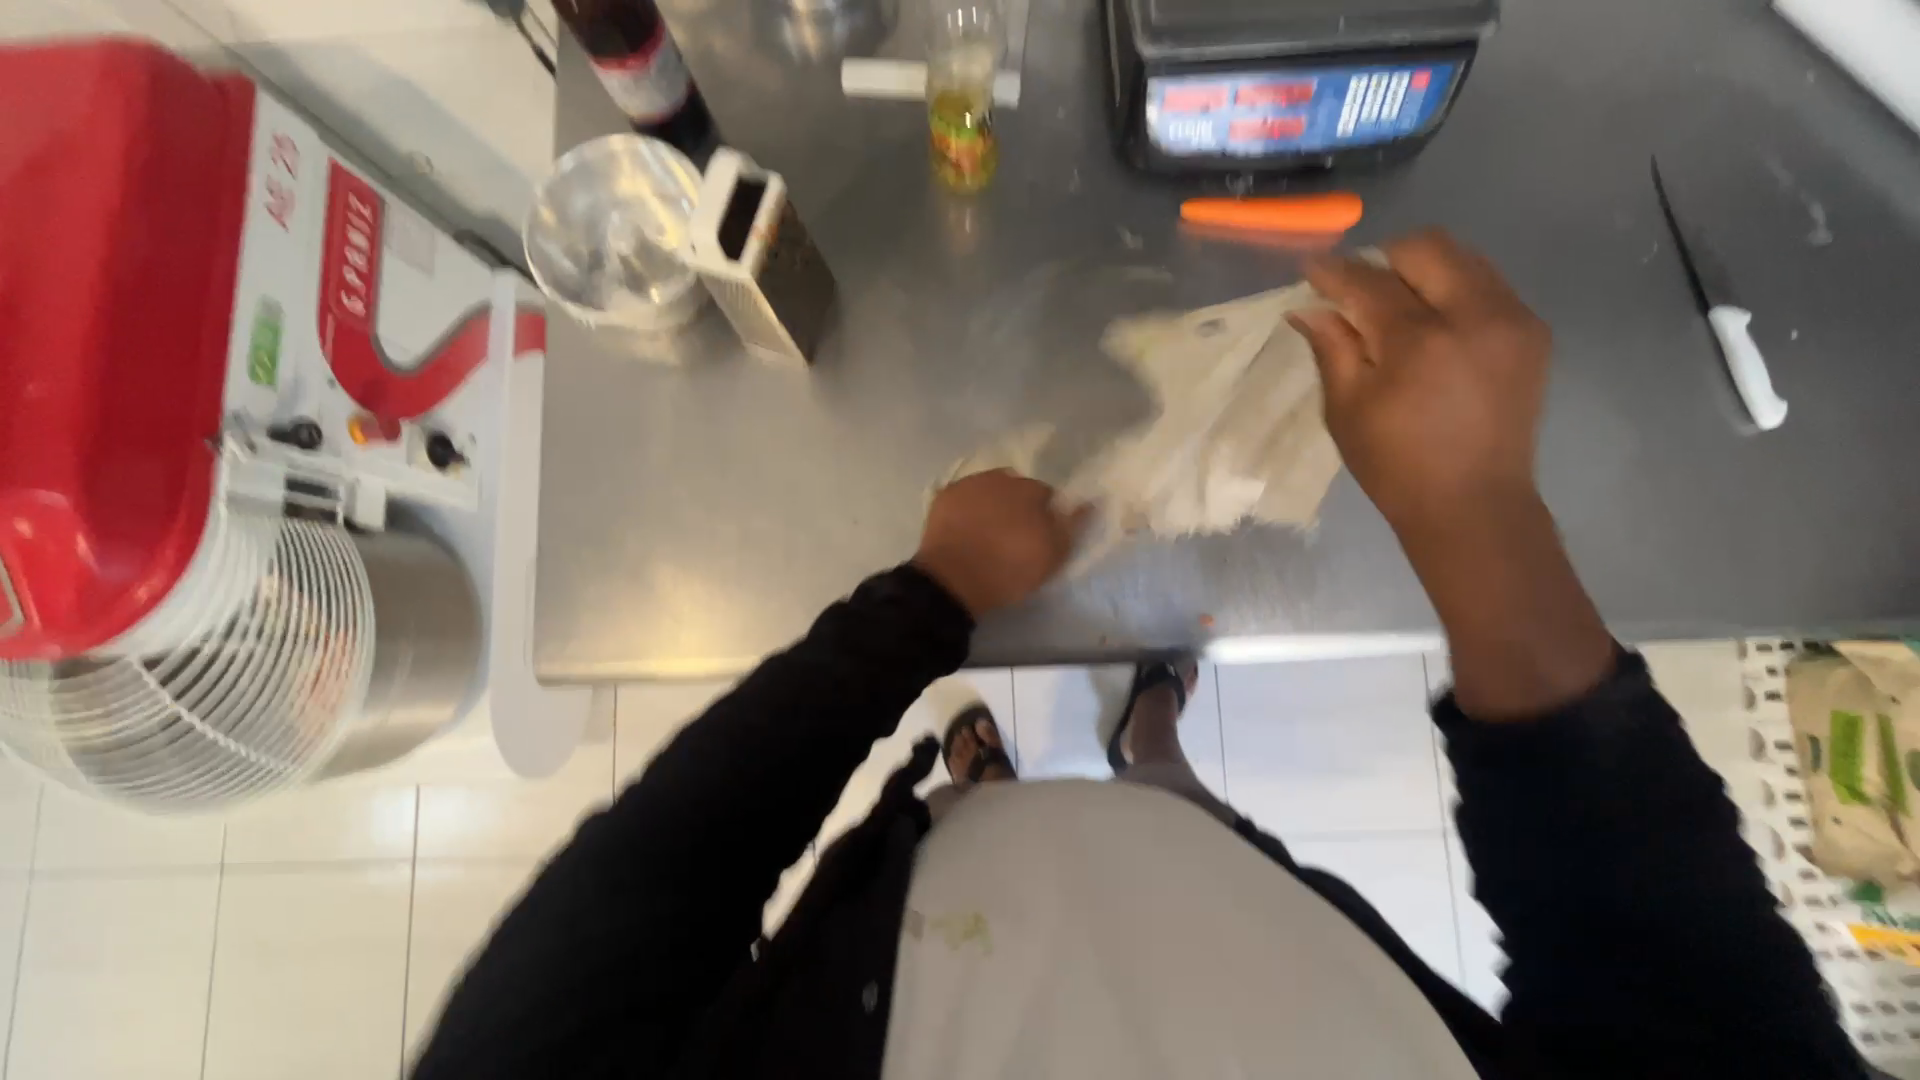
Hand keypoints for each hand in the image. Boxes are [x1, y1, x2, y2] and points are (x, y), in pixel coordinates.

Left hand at [913, 470, 1090, 616]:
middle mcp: (999, 478)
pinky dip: (966, 509)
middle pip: (1015, 489)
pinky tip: (964, 530)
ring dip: (991, 504)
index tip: (1038, 537)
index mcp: (1029, 489)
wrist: (954, 580)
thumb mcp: (1052, 555)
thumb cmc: (1009, 569)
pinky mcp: (943, 497)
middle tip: (1012, 536)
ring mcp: (967, 485)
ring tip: (986, 533)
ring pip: (988, 490)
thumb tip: (1089, 501)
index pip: (1046, 495)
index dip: (1044, 516)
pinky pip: (963, 498)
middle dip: (1017, 506)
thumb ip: (1072, 525)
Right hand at [1290, 230, 1552, 531]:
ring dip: (1421, 270)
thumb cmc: (1394, 465)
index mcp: (1418, 341)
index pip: (1368, 282)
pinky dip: (1452, 291)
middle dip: (1383, 258)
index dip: (1334, 272)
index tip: (1311, 270)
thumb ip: (1331, 347)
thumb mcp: (1346, 409)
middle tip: (1357, 287)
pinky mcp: (1532, 331)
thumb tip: (1309, 307)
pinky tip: (1432, 326)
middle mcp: (1474, 314)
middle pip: (1427, 247)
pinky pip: (1487, 285)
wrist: (1473, 503)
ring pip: (1463, 258)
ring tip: (1394, 304)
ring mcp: (1512, 319)